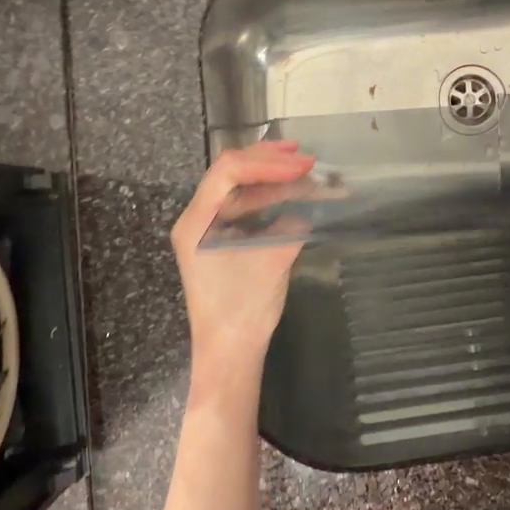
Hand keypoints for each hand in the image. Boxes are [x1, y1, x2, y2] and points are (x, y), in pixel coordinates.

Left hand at [169, 141, 316, 368]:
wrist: (230, 352)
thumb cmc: (243, 309)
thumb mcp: (273, 261)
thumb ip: (291, 225)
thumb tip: (312, 201)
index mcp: (197, 220)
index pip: (229, 171)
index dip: (267, 163)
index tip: (301, 166)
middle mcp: (197, 217)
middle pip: (232, 172)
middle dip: (270, 161)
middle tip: (307, 158)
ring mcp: (209, 227)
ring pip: (241, 187)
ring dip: (273, 176)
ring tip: (306, 169)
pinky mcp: (222, 239)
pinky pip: (245, 206)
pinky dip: (270, 196)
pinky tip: (294, 192)